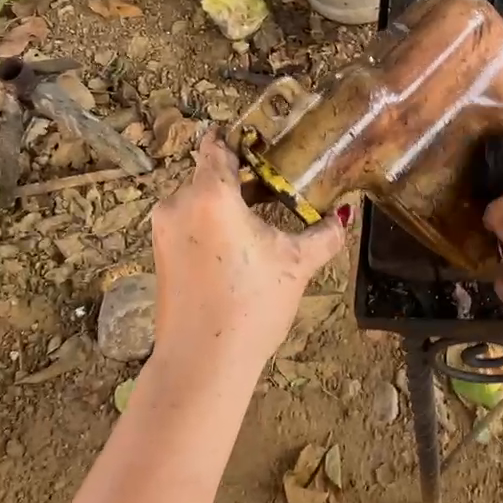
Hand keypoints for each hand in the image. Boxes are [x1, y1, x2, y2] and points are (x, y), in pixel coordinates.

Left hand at [148, 130, 346, 377]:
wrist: (202, 362)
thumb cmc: (250, 305)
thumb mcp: (296, 265)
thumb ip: (323, 234)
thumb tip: (344, 215)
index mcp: (210, 194)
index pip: (217, 146)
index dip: (239, 140)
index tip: (261, 142)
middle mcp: (177, 202)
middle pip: (208, 173)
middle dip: (237, 178)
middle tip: (272, 189)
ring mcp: (162, 229)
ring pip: (195, 199)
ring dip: (222, 203)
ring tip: (256, 222)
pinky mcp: (157, 253)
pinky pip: (185, 222)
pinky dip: (207, 225)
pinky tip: (234, 248)